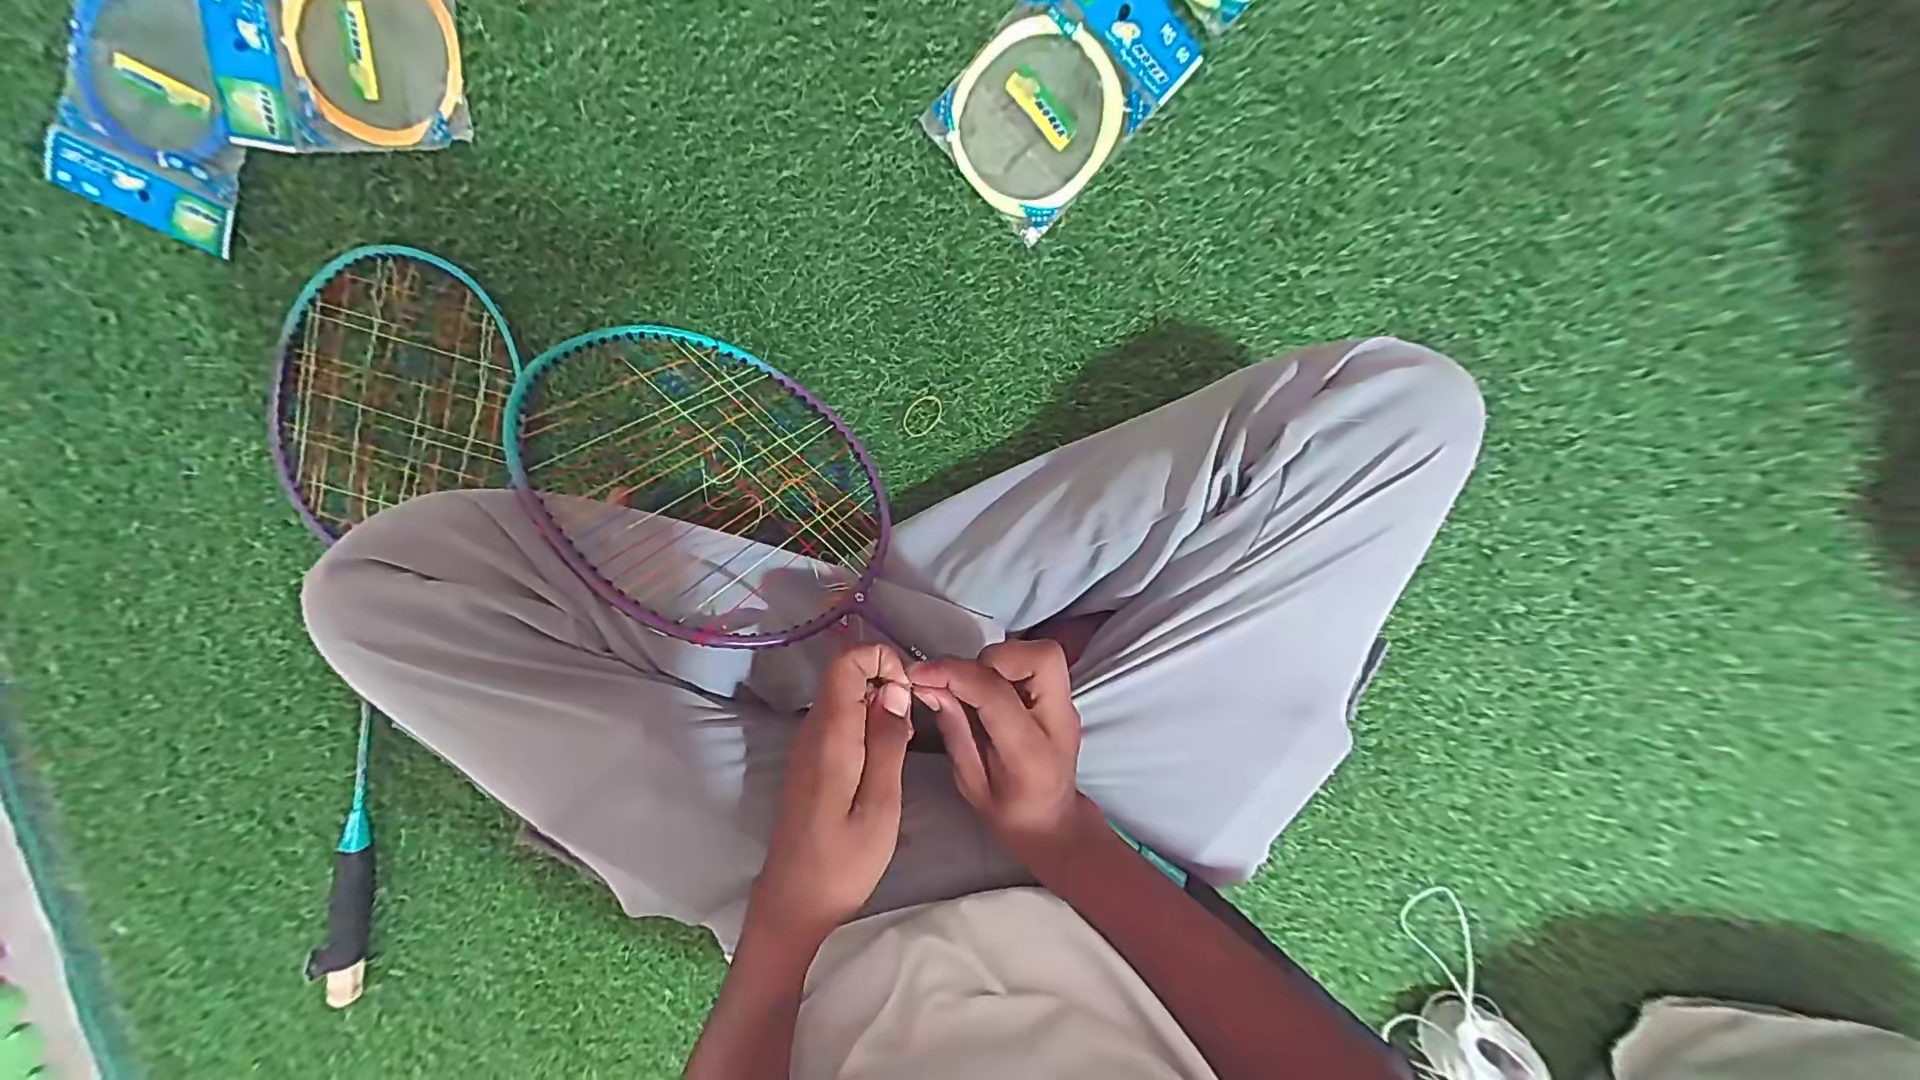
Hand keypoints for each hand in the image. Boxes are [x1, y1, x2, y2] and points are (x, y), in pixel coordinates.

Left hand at [750, 643, 913, 941]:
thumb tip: (894, 689)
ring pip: (844, 696)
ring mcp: (807, 745)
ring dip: (878, 704)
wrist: (792, 904)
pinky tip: (883, 760)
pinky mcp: (810, 761)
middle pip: (845, 674)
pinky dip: (866, 724)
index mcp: (830, 734)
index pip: (845, 662)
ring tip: (901, 744)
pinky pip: (840, 721)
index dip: (879, 660)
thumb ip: (887, 742)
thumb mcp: (880, 804)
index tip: (907, 692)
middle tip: (910, 724)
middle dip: (884, 681)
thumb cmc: (842, 862)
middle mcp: (813, 730)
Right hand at [909, 640, 1096, 868]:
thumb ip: (954, 730)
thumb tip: (930, 685)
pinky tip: (991, 687)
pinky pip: (1039, 662)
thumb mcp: (970, 783)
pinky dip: (1009, 663)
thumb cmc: (1009, 812)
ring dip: (1001, 659)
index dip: (954, 674)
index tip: (921, 672)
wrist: (1054, 822)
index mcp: (1032, 754)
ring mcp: (1068, 707)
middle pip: (1040, 658)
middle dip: (993, 657)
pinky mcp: (1066, 697)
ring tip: (976, 685)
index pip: (996, 695)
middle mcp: (1059, 722)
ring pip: (1042, 652)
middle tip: (964, 681)